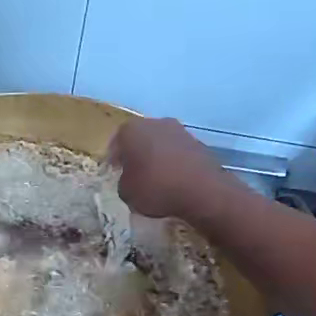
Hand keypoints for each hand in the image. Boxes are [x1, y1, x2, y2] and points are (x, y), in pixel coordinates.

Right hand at [108, 117, 241, 221]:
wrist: (202, 190)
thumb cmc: (155, 188)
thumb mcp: (126, 193)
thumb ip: (123, 182)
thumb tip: (130, 180)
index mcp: (131, 129)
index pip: (116, 142)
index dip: (114, 158)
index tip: (114, 171)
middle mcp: (155, 123)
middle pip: (140, 138)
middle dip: (137, 154)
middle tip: (134, 173)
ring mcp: (180, 131)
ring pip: (161, 144)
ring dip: (157, 158)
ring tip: (156, 179)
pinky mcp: (199, 143)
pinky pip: (178, 154)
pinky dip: (174, 163)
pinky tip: (175, 180)